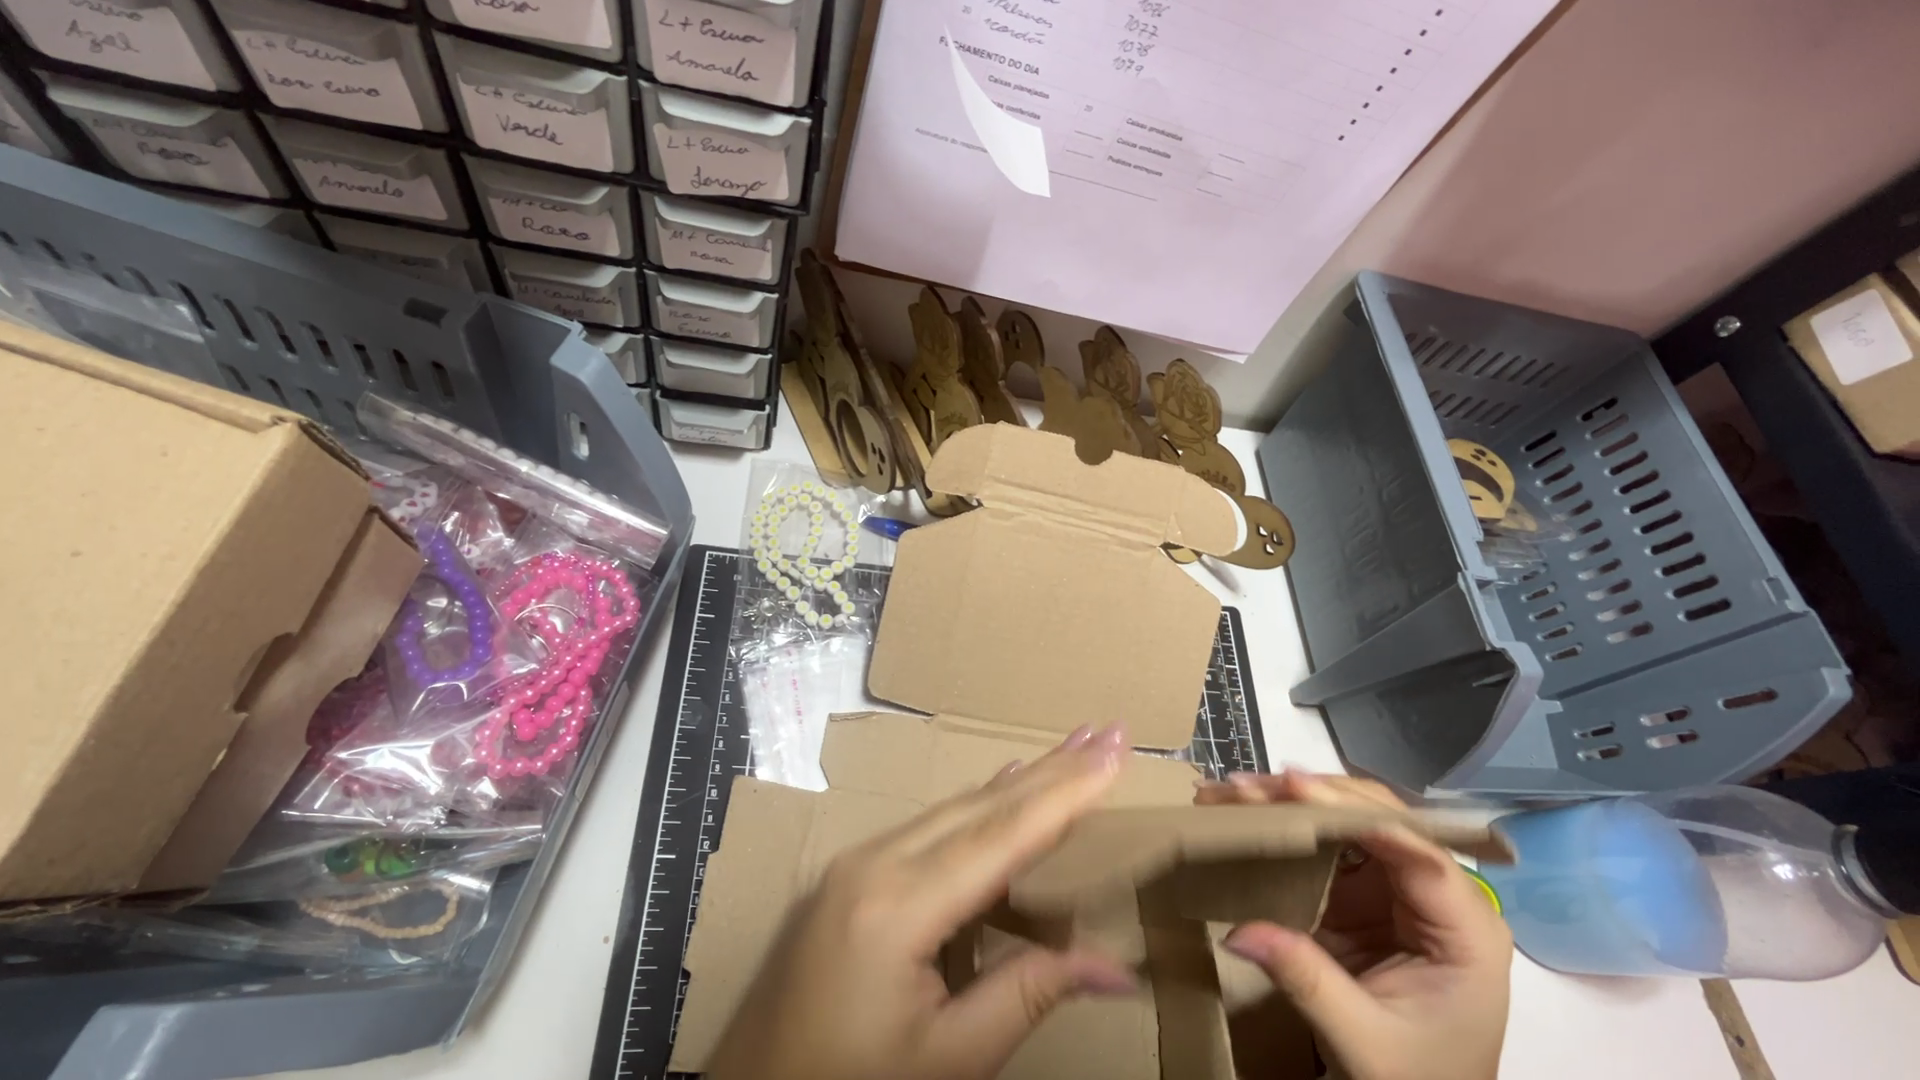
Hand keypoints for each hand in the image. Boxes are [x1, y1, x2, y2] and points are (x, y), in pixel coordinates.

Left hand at [707, 725, 1138, 1079]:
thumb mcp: (947, 1059)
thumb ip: (1028, 995)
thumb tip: (1116, 966)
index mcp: (897, 907)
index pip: (1002, 836)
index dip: (1064, 795)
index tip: (1112, 753)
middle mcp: (872, 865)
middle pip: (978, 807)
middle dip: (1048, 770)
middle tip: (1104, 732)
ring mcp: (852, 866)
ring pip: (950, 811)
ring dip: (1014, 784)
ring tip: (1070, 754)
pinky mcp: (845, 879)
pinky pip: (924, 830)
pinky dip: (974, 810)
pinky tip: (1000, 788)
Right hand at [1197, 771, 1510, 1079]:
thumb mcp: (1363, 1040)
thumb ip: (1306, 979)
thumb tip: (1237, 930)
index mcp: (1466, 931)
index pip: (1418, 853)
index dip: (1358, 814)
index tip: (1296, 789)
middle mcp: (1439, 896)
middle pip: (1383, 822)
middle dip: (1316, 796)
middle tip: (1249, 787)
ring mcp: (1400, 892)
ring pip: (1353, 824)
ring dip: (1298, 802)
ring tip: (1238, 791)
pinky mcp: (1366, 897)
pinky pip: (1331, 848)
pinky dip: (1291, 826)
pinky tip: (1253, 812)